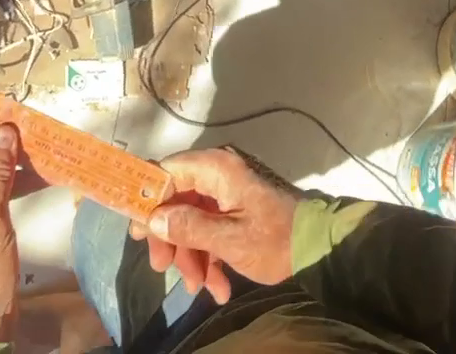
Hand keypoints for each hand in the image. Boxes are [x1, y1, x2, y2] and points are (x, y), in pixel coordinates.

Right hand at [131, 147, 299, 303]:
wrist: (319, 246)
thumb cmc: (275, 238)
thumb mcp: (229, 239)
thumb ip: (189, 227)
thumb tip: (153, 220)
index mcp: (216, 168)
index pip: (167, 171)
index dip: (147, 198)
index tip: (136, 230)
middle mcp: (218, 172)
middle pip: (177, 198)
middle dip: (171, 237)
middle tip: (163, 268)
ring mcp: (227, 191)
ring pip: (192, 217)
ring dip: (192, 254)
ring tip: (201, 287)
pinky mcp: (236, 208)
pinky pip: (211, 226)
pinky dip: (210, 255)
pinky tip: (219, 287)